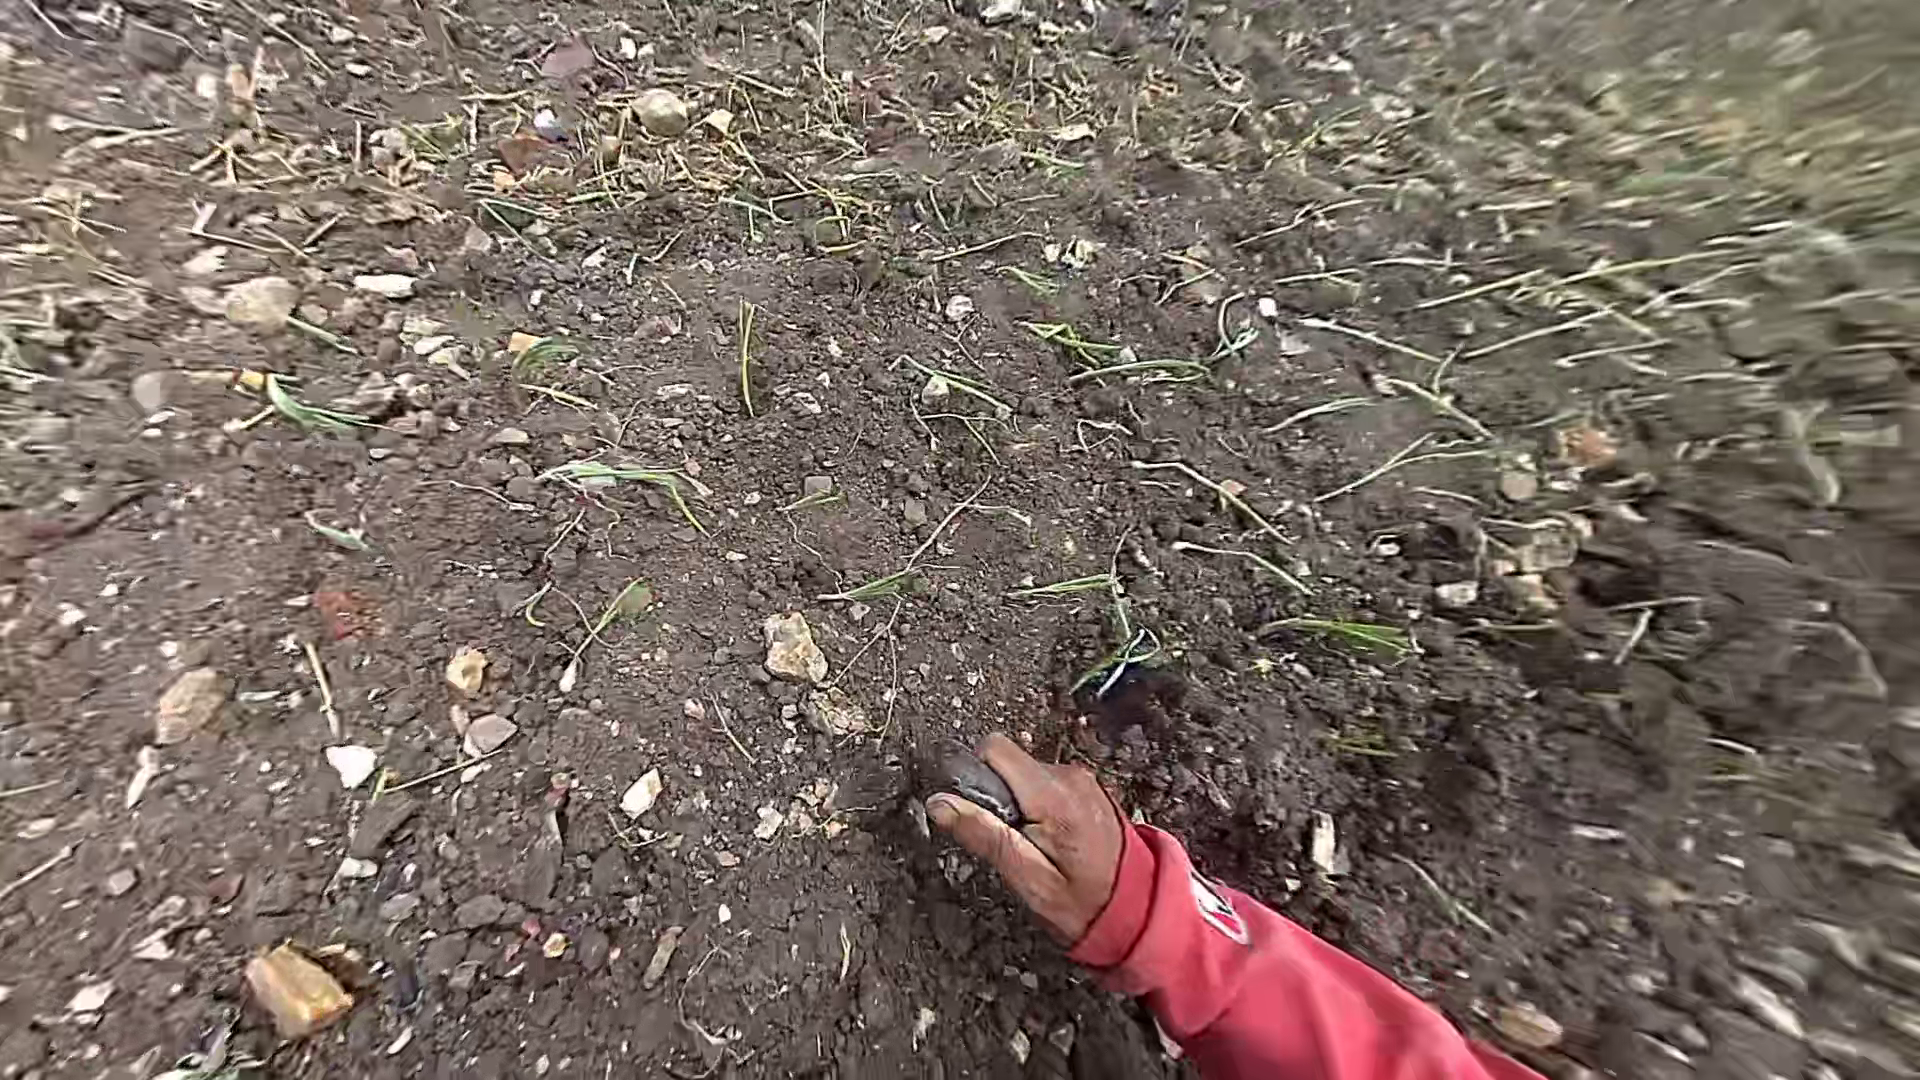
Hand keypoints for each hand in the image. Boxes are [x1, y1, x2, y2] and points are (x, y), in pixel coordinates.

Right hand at [926, 734, 1124, 944]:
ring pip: (1024, 772)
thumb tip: (939, 803)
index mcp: (1053, 795)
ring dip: (1019, 801)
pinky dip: (1037, 803)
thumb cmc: (1084, 904)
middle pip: (1008, 761)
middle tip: (1013, 839)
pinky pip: (1044, 781)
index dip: (976, 775)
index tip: (980, 811)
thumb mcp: (1028, 879)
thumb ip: (984, 835)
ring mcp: (1081, 778)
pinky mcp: (1086, 785)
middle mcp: (1069, 775)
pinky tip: (1052, 837)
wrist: (1142, 912)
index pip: (995, 749)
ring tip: (1035, 844)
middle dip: (998, 794)